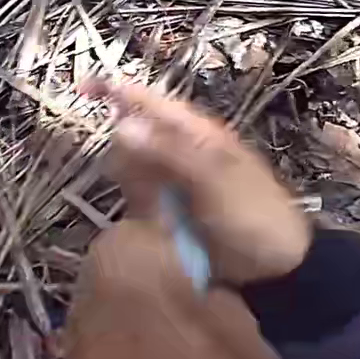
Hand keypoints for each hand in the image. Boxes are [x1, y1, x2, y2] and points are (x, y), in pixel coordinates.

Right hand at [84, 78, 309, 284]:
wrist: (278, 270)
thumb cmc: (254, 216)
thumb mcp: (215, 181)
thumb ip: (168, 152)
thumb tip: (121, 123)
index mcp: (196, 132)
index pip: (150, 101)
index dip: (117, 91)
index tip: (81, 88)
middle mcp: (179, 149)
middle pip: (133, 136)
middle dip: (128, 158)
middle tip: (152, 194)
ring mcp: (171, 178)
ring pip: (131, 168)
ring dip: (136, 187)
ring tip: (164, 215)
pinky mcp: (165, 206)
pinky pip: (138, 196)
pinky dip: (140, 205)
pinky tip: (160, 223)